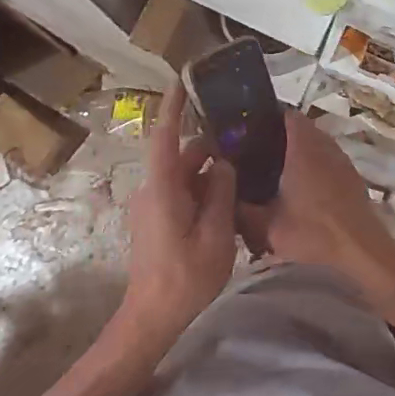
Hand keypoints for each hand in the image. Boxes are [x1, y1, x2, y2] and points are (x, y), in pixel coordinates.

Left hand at [122, 84, 237, 331]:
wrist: (153, 314)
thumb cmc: (186, 276)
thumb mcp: (216, 234)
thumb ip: (221, 193)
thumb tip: (223, 163)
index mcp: (163, 189)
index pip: (163, 137)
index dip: (173, 107)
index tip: (182, 81)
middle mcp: (152, 191)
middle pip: (180, 156)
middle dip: (208, 147)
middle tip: (243, 140)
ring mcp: (152, 206)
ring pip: (183, 176)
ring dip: (209, 172)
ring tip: (243, 171)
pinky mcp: (156, 219)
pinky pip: (181, 192)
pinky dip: (202, 189)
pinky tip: (228, 199)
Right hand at [260, 112, 394, 327]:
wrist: (362, 251)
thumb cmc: (314, 233)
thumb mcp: (266, 227)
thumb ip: (240, 211)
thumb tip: (223, 198)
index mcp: (303, 149)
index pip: (287, 114)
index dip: (267, 115)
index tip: (247, 126)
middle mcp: (325, 147)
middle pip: (300, 128)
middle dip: (278, 136)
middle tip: (254, 152)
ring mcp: (342, 161)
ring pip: (316, 144)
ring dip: (298, 152)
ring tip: (274, 171)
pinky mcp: (352, 178)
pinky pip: (328, 160)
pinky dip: (313, 166)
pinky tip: (300, 189)